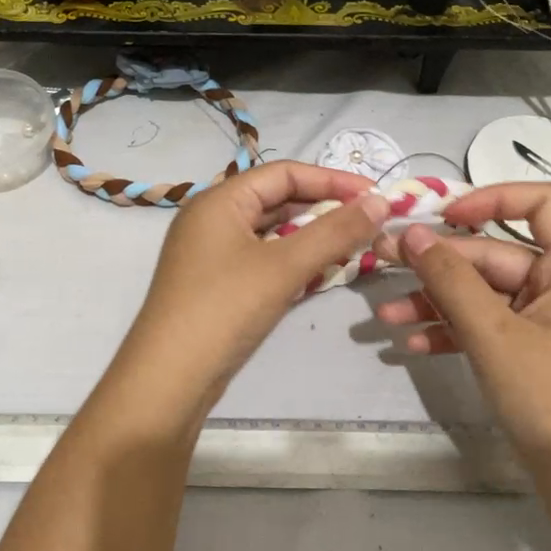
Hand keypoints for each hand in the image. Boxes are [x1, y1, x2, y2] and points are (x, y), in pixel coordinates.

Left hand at [117, 161, 390, 411]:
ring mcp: (211, 253)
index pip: (284, 173)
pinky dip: (292, 260)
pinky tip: (320, 272)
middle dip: (325, 208)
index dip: (332, 180)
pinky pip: (261, 258)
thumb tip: (380, 201)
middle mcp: (211, 218)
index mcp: (219, 200)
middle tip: (370, 222)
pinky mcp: (215, 283)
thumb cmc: (224, 309)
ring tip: (354, 246)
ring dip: (311, 236)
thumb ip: (335, 232)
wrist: (170, 377)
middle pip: (276, 199)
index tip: (376, 196)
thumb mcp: (284, 267)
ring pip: (270, 231)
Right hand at [372, 183, 550, 481]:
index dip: (492, 197)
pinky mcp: (530, 353)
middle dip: (438, 263)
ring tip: (384, 317)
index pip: (542, 203)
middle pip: (495, 253)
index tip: (443, 214)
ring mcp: (546, 322)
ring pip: (483, 294)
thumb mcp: (494, 335)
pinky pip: (486, 327)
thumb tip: (413, 234)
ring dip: (435, 302)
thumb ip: (451, 281)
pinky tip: (411, 345)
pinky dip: (451, 331)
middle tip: (382, 262)